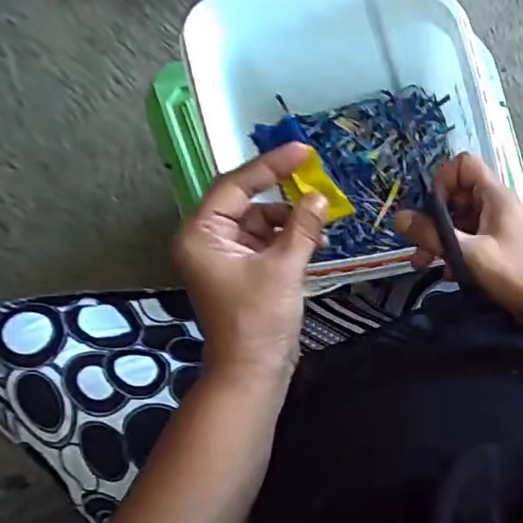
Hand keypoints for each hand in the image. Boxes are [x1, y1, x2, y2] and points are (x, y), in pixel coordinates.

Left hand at [172, 142, 327, 382]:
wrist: (254, 370)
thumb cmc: (259, 319)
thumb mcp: (284, 268)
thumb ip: (301, 228)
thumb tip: (319, 197)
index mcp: (201, 234)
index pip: (235, 185)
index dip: (270, 166)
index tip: (302, 152)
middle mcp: (208, 241)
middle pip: (248, 204)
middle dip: (284, 202)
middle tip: (318, 193)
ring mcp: (225, 259)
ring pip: (260, 225)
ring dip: (290, 224)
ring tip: (320, 231)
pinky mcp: (243, 274)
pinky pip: (266, 245)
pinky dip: (288, 242)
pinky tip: (313, 243)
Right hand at [394, 153, 522, 321]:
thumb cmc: (516, 275)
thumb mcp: (470, 254)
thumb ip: (433, 235)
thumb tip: (399, 218)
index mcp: (495, 196)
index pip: (464, 165)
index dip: (443, 180)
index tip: (431, 209)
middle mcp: (497, 206)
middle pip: (457, 195)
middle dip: (434, 218)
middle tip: (419, 244)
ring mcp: (499, 227)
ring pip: (461, 221)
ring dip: (440, 239)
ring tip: (424, 264)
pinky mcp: (500, 248)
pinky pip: (470, 240)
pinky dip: (456, 253)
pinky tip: (447, 274)